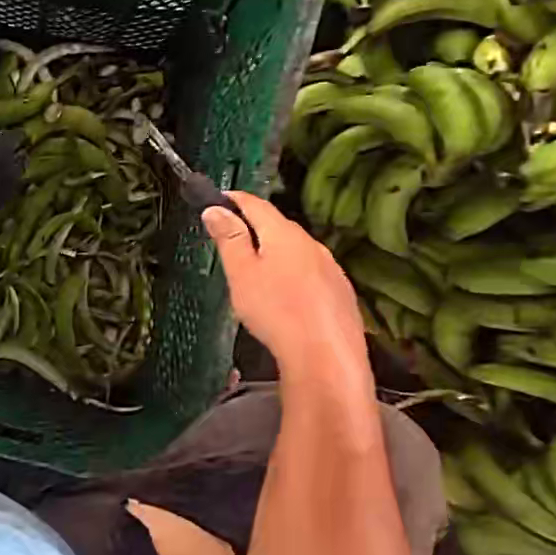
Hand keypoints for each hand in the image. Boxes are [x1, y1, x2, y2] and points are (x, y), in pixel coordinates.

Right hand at [203, 192, 366, 382]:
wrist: (325, 355)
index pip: (256, 204)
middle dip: (253, 226)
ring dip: (274, 251)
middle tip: (229, 236)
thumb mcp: (240, 273)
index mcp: (283, 234)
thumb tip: (215, 208)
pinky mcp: (340, 291)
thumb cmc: (275, 310)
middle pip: (277, 225)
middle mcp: (310, 243)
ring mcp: (330, 267)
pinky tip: (285, 294)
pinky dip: (292, 273)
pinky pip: (310, 271)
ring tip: (254, 268)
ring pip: (295, 249)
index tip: (218, 199)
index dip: (234, 199)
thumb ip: (228, 238)